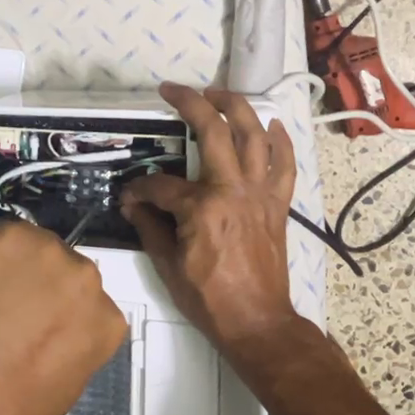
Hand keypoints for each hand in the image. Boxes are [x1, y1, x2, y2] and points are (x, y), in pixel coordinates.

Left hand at [0, 220, 127, 414]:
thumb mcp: (60, 388)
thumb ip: (67, 345)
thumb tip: (44, 329)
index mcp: (103, 317)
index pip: (82, 301)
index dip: (52, 311)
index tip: (32, 326)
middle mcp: (79, 273)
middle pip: (55, 266)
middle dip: (32, 283)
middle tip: (0, 313)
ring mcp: (35, 247)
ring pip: (18, 248)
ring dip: (0, 268)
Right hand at [120, 82, 302, 358]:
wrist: (258, 324)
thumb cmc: (209, 299)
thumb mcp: (167, 265)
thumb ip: (150, 226)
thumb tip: (134, 203)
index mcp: (201, 207)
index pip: (160, 184)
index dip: (140, 189)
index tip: (130, 199)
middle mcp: (233, 189)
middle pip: (214, 130)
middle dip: (191, 103)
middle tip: (172, 90)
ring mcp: (260, 194)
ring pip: (254, 136)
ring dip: (237, 107)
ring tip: (218, 92)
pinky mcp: (277, 204)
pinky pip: (284, 165)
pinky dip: (280, 143)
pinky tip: (272, 125)